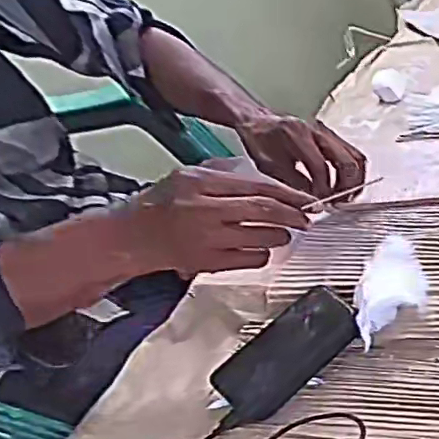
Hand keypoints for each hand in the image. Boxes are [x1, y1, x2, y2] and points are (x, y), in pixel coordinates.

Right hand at [115, 166, 313, 274]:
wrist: (129, 236)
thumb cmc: (165, 205)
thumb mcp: (191, 178)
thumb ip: (231, 175)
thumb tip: (277, 184)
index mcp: (198, 183)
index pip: (259, 186)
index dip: (291, 195)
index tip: (310, 201)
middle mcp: (202, 209)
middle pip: (266, 211)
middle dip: (294, 216)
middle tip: (305, 220)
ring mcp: (206, 238)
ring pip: (266, 237)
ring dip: (280, 235)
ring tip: (278, 233)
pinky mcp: (209, 262)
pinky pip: (255, 258)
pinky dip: (263, 253)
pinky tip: (255, 247)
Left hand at [232, 109, 366, 199]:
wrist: (258, 122)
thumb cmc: (259, 141)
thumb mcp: (269, 166)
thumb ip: (294, 183)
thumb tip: (316, 201)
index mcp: (296, 134)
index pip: (321, 167)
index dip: (324, 189)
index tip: (321, 203)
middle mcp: (317, 131)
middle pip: (347, 162)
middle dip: (346, 187)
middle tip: (339, 202)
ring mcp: (330, 133)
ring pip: (357, 159)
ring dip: (355, 181)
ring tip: (346, 196)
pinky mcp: (336, 138)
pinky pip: (355, 156)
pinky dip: (355, 173)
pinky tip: (347, 185)